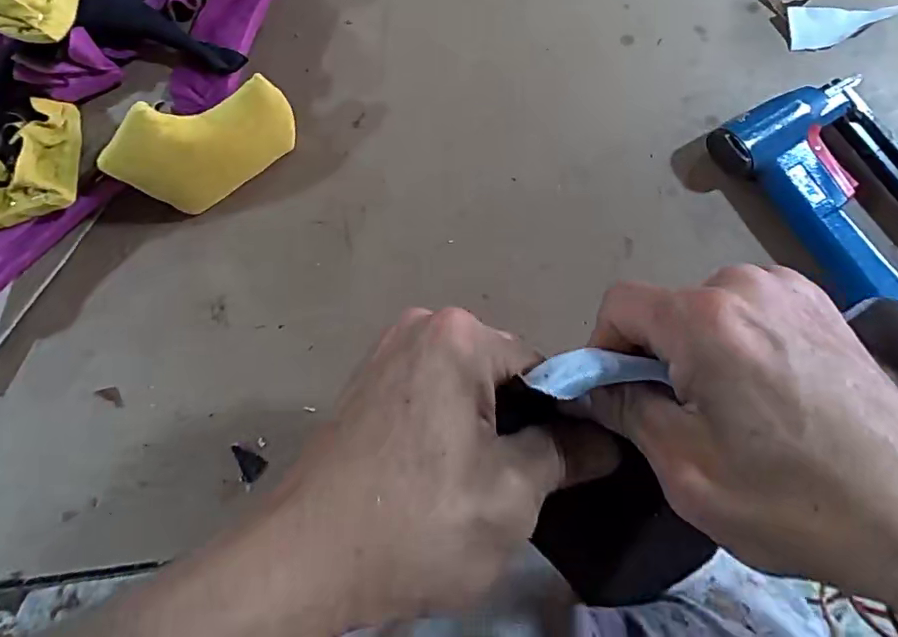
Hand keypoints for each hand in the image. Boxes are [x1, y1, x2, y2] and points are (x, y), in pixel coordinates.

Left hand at [81, 307, 616, 636]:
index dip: (564, 417)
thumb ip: (566, 455)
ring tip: (474, 489)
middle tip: (519, 486)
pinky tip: (438, 480)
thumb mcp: (510, 498)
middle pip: (502, 374)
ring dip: (483, 431)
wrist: (292, 572)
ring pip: (467, 387)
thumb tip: (605, 439)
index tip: (569, 465)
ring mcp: (387, 352)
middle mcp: (423, 324)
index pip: (541, 368)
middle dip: (519, 424)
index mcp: (459, 334)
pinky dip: (447, 431)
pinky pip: (431, 396)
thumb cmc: (413, 527)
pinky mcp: (365, 384)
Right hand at [586, 267, 897, 636]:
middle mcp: (743, 281)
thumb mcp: (691, 472)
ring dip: (704, 348)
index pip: (620, 303)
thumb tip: (595, 387)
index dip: (604, 348)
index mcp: (705, 318)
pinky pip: (755, 307)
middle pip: (669, 307)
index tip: (618, 396)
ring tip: (739, 409)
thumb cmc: (795, 499)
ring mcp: (788, 284)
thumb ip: (630, 414)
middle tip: (685, 417)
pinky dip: (744, 338)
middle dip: (659, 355)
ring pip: (711, 307)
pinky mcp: (820, 299)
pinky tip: (776, 389)